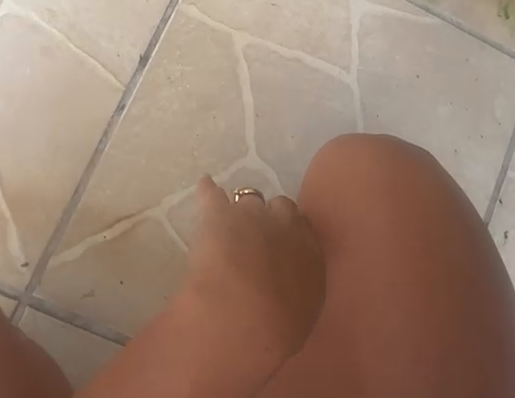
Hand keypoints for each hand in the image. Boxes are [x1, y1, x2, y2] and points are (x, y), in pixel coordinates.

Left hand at [170, 178, 325, 384]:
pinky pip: (212, 194)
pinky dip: (207, 191)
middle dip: (268, 218)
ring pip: (247, 202)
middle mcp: (285, 225)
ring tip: (229, 224)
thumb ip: (299, 288)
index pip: (303, 229)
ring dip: (240, 213)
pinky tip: (204, 185)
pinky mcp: (220, 214)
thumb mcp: (302, 313)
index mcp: (309, 250)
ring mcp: (252, 215)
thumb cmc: (278, 329)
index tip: (278, 247)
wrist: (244, 318)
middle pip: (280, 207)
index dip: (288, 234)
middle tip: (255, 238)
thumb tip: (291, 286)